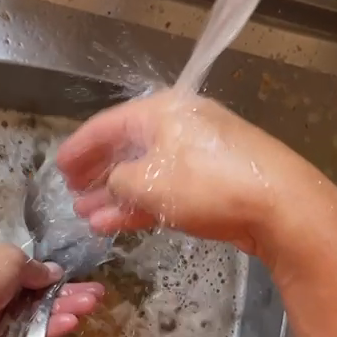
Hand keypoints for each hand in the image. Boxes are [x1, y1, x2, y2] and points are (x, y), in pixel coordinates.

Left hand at [0, 242, 103, 336]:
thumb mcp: (8, 259)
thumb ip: (34, 268)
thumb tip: (53, 272)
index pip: (28, 268)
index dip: (53, 274)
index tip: (78, 277)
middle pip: (37, 293)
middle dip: (66, 293)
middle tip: (95, 295)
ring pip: (37, 314)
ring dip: (63, 310)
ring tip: (89, 307)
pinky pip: (28, 334)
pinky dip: (49, 328)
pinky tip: (70, 323)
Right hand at [54, 90, 323, 257]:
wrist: (280, 207)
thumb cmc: (208, 185)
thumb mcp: (149, 182)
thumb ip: (117, 181)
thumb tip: (111, 184)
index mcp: (161, 112)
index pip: (106, 125)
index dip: (79, 147)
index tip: (57, 167)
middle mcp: (178, 126)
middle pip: (126, 147)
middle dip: (96, 173)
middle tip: (71, 191)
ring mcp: (197, 156)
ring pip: (144, 173)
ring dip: (113, 195)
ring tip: (86, 215)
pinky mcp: (211, 184)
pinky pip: (164, 190)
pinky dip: (138, 205)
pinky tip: (113, 224)